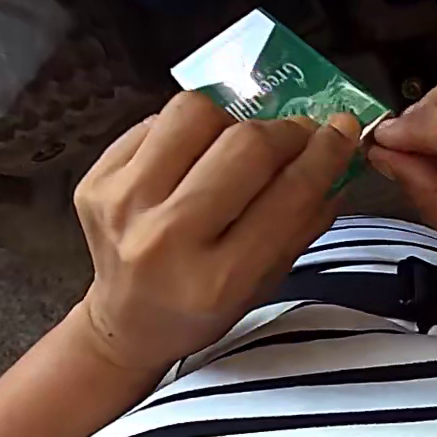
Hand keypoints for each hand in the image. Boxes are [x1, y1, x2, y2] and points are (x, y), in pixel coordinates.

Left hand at [74, 90, 362, 373]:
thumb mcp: (263, 283)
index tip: (342, 131)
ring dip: (230, 120)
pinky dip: (187, 130)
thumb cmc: (203, 310)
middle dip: (285, 131)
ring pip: (194, 114)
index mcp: (216, 279)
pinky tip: (193, 155)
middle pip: (244, 146)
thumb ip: (303, 223)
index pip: (286, 196)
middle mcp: (165, 239)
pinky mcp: (94, 182)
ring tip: (236, 143)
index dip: (324, 154)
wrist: (127, 322)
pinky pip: (155, 122)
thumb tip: (338, 156)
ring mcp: (122, 205)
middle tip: (298, 133)